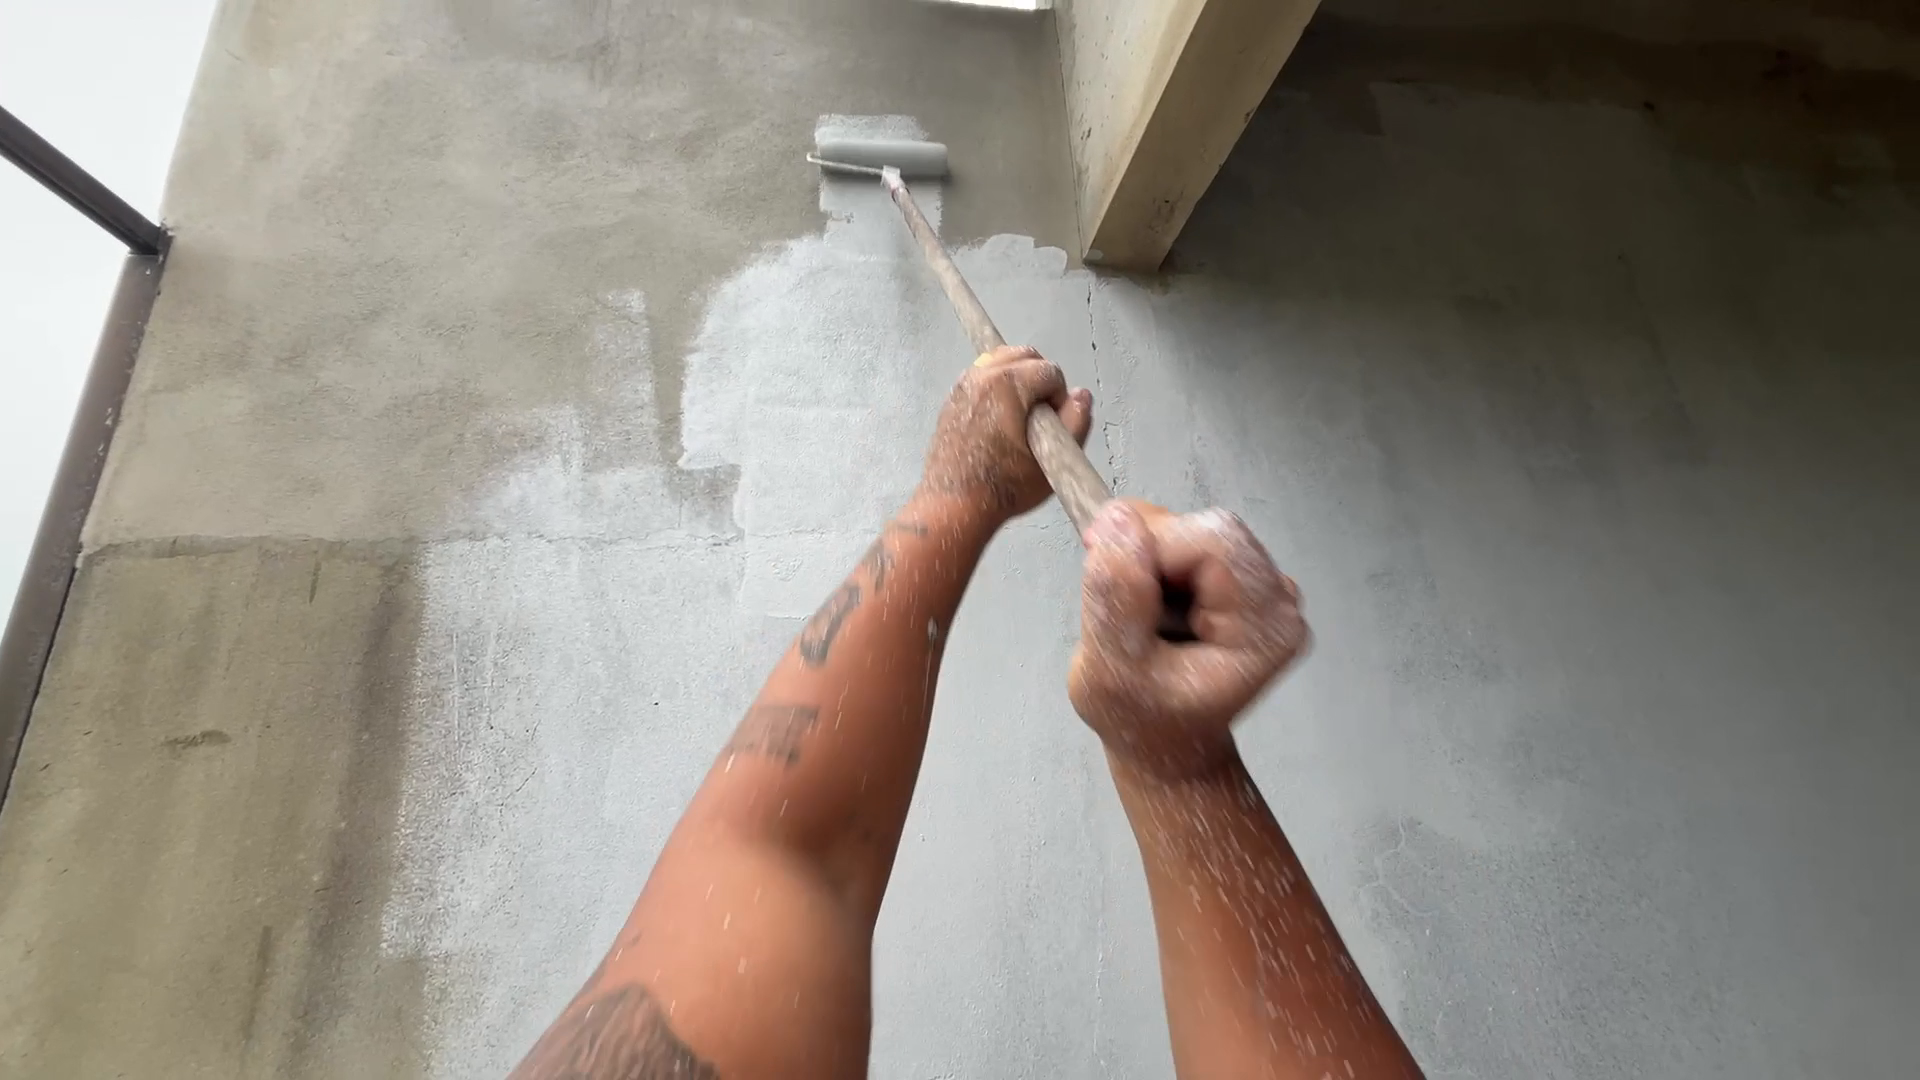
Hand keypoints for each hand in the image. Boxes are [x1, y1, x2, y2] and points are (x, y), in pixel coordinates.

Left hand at [919, 345, 1093, 524]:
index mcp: (1009, 384)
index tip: (1051, 426)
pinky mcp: (952, 399)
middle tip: (1040, 417)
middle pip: (1025, 356)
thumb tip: (1081, 396)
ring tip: (1021, 417)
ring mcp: (964, 385)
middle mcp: (983, 376)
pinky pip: (982, 378)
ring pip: (1001, 362)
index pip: (1050, 371)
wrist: (954, 504)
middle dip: (1040, 380)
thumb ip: (1075, 422)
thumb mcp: (1053, 459)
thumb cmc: (1003, 486)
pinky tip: (999, 421)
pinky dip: (996, 389)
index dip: (1059, 398)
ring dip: (1018, 381)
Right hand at [1069, 500, 1309, 777]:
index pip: (1212, 541)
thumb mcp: (1110, 671)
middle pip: (1206, 528)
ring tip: (1134, 611)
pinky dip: (1152, 557)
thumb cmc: (1139, 719)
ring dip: (1146, 557)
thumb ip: (1116, 597)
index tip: (1111, 591)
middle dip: (1147, 552)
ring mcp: (1263, 585)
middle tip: (1116, 602)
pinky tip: (1145, 601)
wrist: (1162, 739)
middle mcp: (1279, 599)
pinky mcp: (1239, 577)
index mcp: (1265, 628)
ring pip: (1192, 527)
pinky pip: (1188, 537)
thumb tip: (1119, 516)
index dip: (1152, 550)